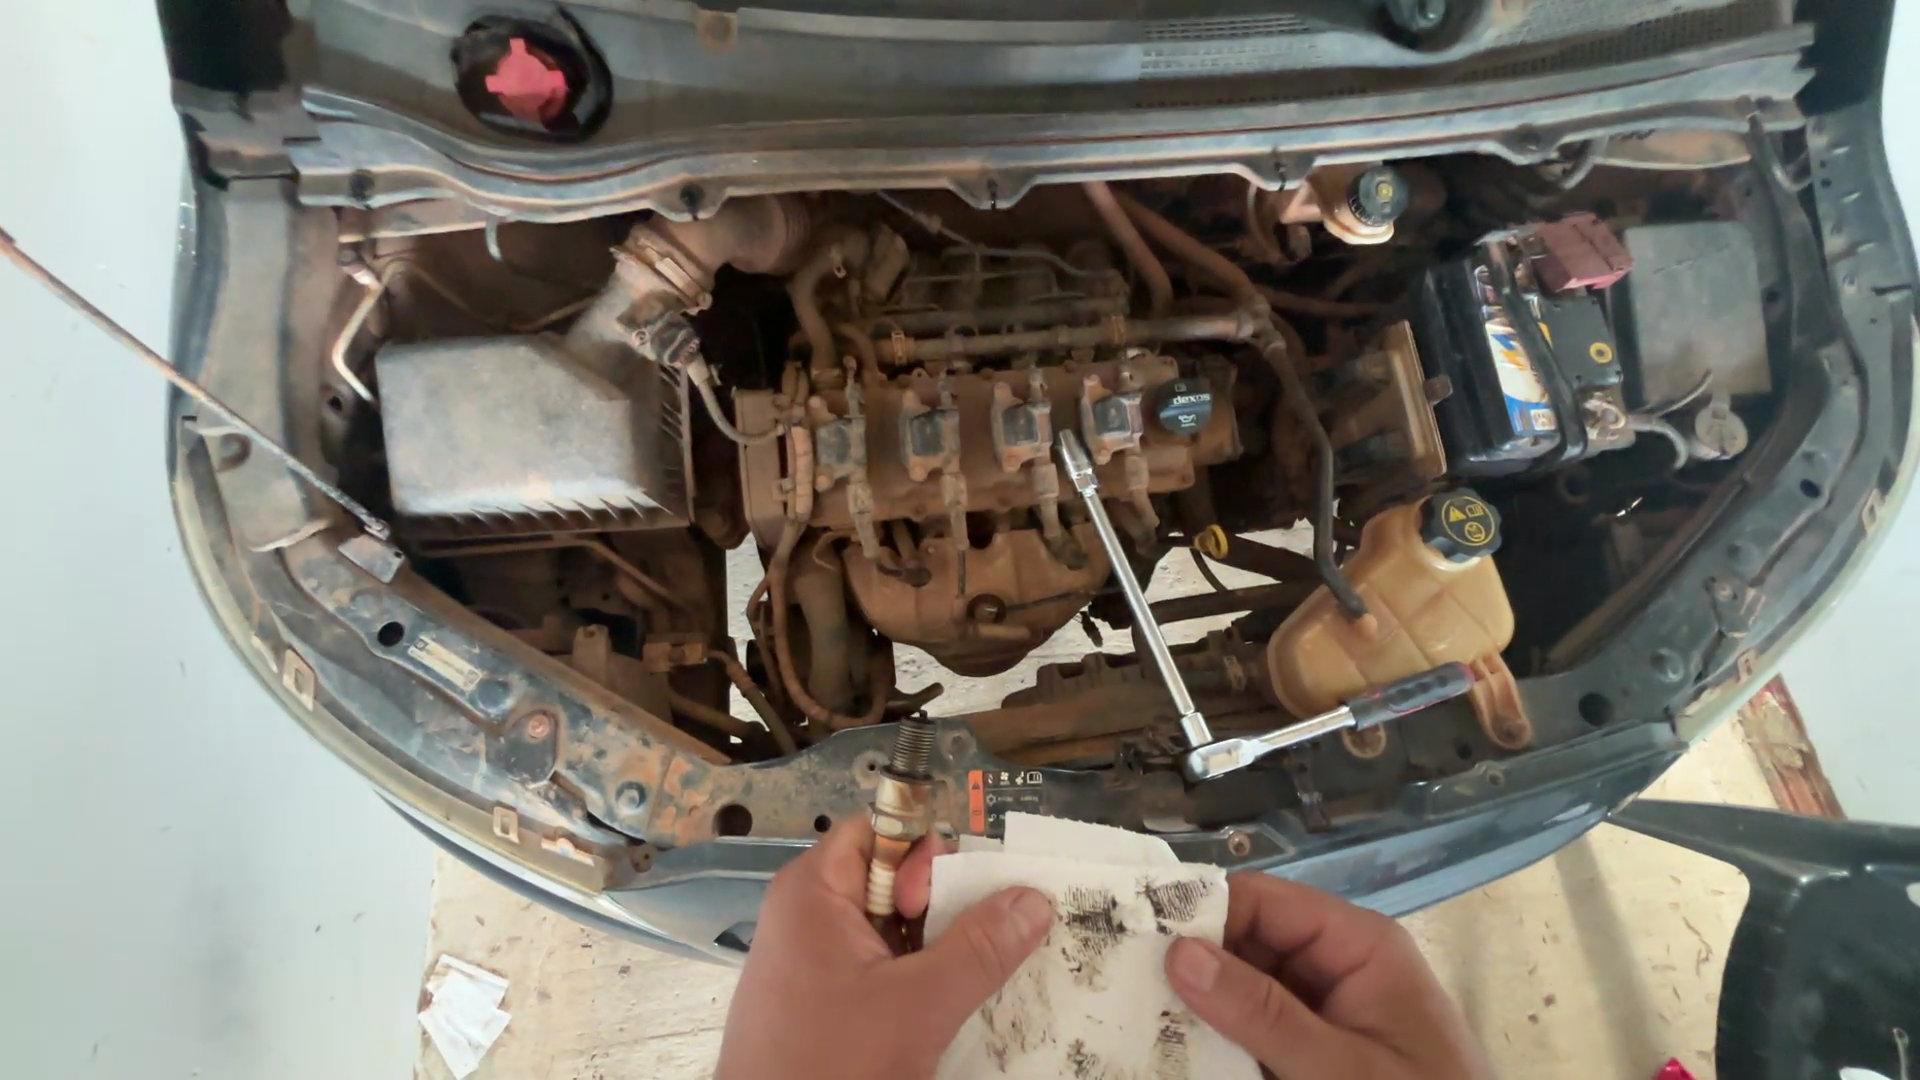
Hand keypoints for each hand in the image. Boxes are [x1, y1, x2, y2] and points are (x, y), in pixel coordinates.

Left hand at [716, 818, 1052, 1079]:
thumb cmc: (832, 1067)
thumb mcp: (917, 1006)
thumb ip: (979, 948)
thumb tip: (1035, 898)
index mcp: (814, 888)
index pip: (879, 829)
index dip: (920, 852)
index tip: (945, 898)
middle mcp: (809, 911)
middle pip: (888, 874)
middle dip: (936, 904)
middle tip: (959, 948)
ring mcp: (812, 956)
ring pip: (889, 923)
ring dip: (932, 945)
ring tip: (964, 977)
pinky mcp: (820, 997)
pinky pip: (878, 963)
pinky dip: (913, 975)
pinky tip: (939, 1005)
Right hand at [1164, 872, 1490, 1079]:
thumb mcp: (1344, 1074)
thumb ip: (1262, 1013)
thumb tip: (1177, 952)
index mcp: (1356, 942)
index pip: (1260, 899)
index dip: (1200, 910)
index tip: (1139, 936)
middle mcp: (1336, 960)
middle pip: (1245, 937)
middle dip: (1193, 960)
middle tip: (1128, 978)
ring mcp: (1323, 1006)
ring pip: (1242, 982)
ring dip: (1199, 1000)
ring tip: (1139, 1008)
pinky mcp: (1313, 1047)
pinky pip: (1254, 1023)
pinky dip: (1218, 1034)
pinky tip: (1179, 1045)